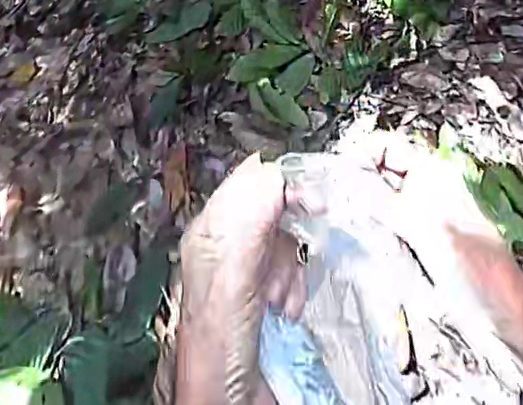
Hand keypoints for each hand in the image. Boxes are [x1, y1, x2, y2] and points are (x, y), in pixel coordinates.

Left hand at [175, 154, 303, 404]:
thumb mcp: (234, 278)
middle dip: (289, 227)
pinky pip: (289, 266)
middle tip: (308, 237)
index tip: (312, 198)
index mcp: (209, 231)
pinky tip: (287, 307)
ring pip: (284, 237)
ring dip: (292, 263)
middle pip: (270, 206)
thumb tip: (274, 174)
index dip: (281, 181)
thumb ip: (251, 225)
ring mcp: (246, 267)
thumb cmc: (220, 348)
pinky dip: (296, 283)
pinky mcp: (263, 290)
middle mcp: (226, 243)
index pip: (249, 181)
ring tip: (282, 294)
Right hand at [330, 134, 522, 381]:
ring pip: (380, 199)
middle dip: (356, 179)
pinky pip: (386, 225)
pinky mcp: (418, 243)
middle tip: (329, 196)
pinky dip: (370, 227)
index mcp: (433, 172)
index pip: (387, 146)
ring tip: (336, 216)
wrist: (505, 318)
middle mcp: (426, 187)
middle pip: (381, 171)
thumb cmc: (472, 268)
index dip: (361, 153)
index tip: (334, 173)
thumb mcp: (425, 227)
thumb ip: (384, 200)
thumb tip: (344, 177)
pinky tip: (355, 237)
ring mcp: (422, 215)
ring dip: (360, 205)